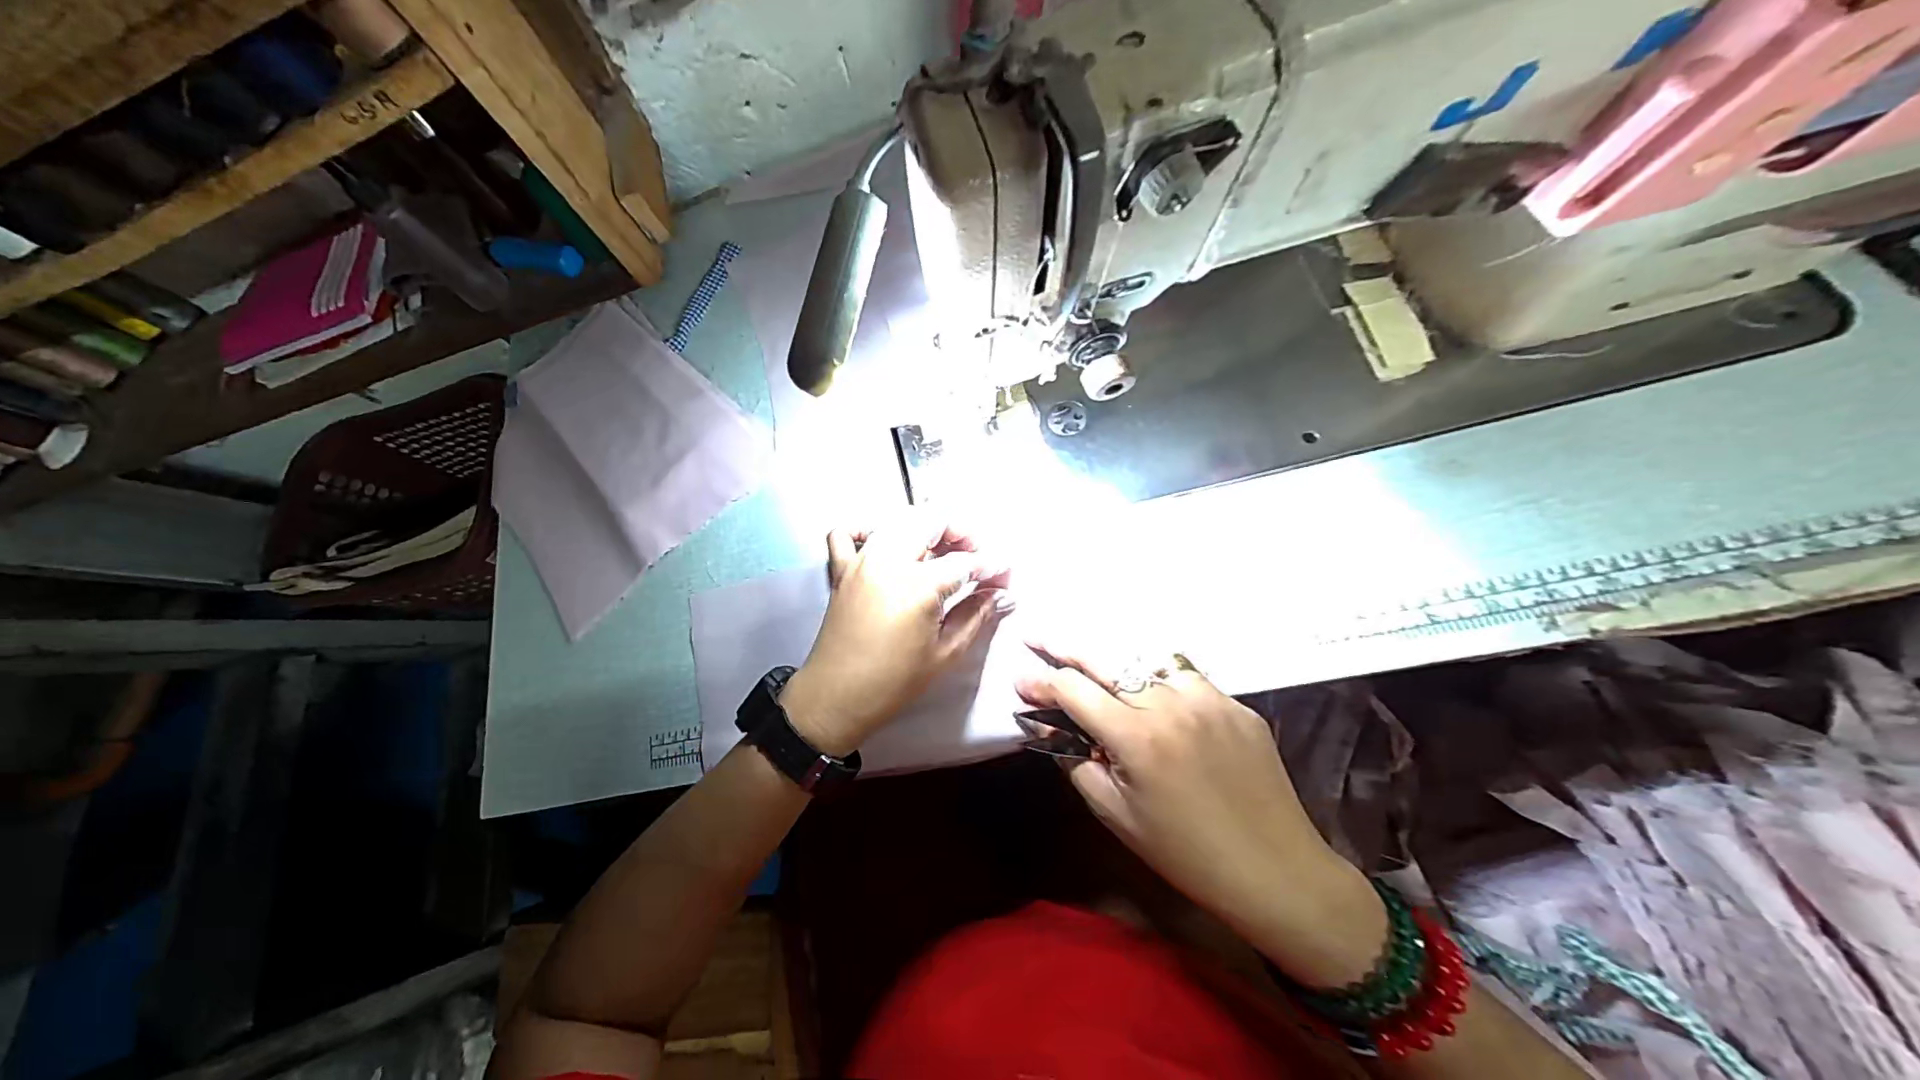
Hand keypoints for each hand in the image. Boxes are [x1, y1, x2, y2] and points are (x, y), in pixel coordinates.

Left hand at [779, 519, 1011, 757]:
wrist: (837, 697)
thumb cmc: (894, 681)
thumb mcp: (946, 652)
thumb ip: (975, 614)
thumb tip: (1000, 593)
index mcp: (918, 584)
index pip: (966, 561)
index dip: (993, 566)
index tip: (1006, 576)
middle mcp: (889, 560)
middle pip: (932, 520)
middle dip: (962, 532)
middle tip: (977, 556)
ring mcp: (861, 560)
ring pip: (898, 519)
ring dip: (926, 527)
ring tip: (942, 550)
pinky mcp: (841, 569)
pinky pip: (848, 532)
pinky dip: (868, 530)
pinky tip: (887, 546)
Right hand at [1015, 643, 1386, 987]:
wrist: (1274, 870)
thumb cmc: (1183, 853)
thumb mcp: (1115, 814)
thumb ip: (1075, 762)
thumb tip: (1050, 727)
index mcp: (1137, 737)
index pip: (1074, 690)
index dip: (1040, 682)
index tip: (1020, 681)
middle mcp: (1171, 704)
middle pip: (1106, 657)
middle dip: (1064, 643)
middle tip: (1036, 633)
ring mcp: (1210, 698)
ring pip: (1148, 658)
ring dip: (1113, 656)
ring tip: (1090, 656)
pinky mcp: (1237, 704)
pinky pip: (1187, 678)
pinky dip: (1158, 678)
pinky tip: (1148, 688)